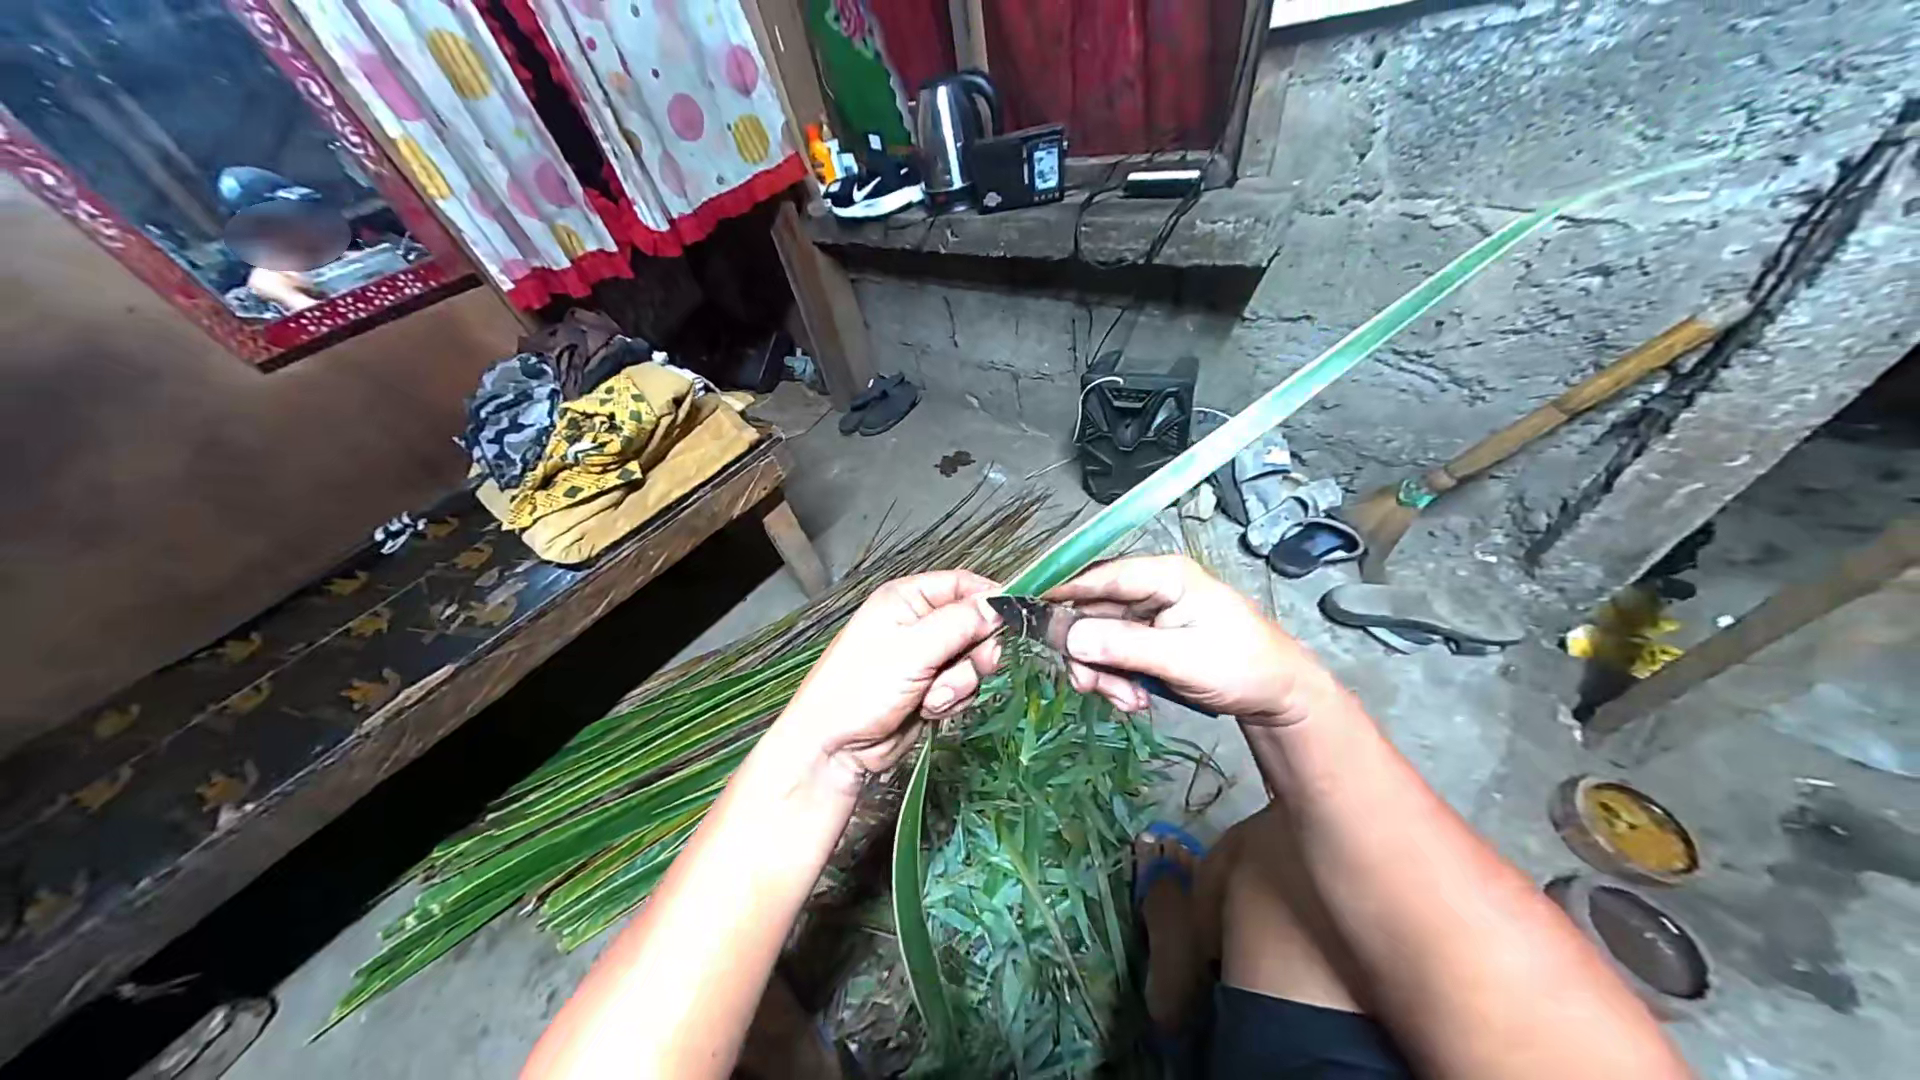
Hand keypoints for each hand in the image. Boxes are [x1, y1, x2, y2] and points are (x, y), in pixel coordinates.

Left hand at [775, 570, 1003, 791]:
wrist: (834, 748)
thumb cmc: (861, 689)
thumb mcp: (913, 649)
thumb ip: (960, 623)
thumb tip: (1000, 604)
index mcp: (907, 598)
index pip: (962, 584)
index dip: (990, 600)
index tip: (1015, 618)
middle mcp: (918, 622)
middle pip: (975, 623)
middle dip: (976, 650)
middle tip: (976, 665)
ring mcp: (925, 656)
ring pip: (971, 659)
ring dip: (960, 681)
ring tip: (932, 695)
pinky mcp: (930, 686)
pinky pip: (963, 685)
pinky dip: (952, 698)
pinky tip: (929, 708)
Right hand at [1047, 555, 1336, 725]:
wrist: (1279, 697)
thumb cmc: (1242, 665)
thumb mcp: (1182, 658)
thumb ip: (1123, 646)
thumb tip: (1067, 638)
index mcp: (1164, 576)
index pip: (1100, 576)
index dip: (1062, 593)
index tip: (1029, 613)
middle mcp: (1151, 589)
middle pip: (1093, 612)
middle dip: (1088, 652)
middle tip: (1090, 685)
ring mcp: (1148, 616)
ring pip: (1099, 638)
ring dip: (1103, 672)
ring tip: (1127, 700)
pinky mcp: (1148, 640)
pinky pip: (1113, 655)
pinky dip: (1115, 679)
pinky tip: (1133, 700)